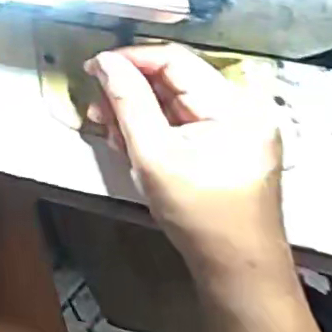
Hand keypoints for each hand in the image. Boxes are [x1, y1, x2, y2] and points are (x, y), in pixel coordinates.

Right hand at [85, 45, 288, 283]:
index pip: (173, 60)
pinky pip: (178, 117)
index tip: (91, 70)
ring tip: (110, 130)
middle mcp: (240, 108)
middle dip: (127, 89)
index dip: (128, 59)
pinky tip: (130, 142)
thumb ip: (127, 100)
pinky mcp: (224, 142)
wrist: (237, 271)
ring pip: (169, 96)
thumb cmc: (199, 215)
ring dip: (134, 108)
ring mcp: (234, 126)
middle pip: (170, 77)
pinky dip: (150, 124)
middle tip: (97, 109)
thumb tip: (103, 60)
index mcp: (234, 107)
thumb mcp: (153, 154)